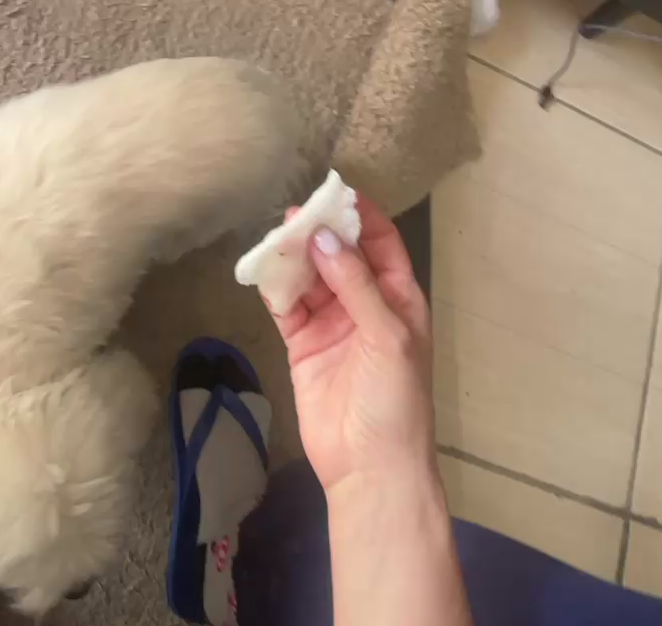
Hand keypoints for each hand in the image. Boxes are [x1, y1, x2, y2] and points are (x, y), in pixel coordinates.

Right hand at [269, 193, 437, 496]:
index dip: (361, 217)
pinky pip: (287, 306)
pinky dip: (275, 287)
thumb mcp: (386, 335)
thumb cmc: (395, 399)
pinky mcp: (303, 343)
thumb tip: (323, 237)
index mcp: (398, 298)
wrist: (369, 468)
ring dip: (295, 257)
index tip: (334, 193)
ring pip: (311, 277)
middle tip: (294, 213)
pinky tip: (264, 270)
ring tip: (275, 236)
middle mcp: (364, 303)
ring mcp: (332, 323)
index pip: (381, 244)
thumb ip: (355, 284)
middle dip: (320, 233)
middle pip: (340, 255)